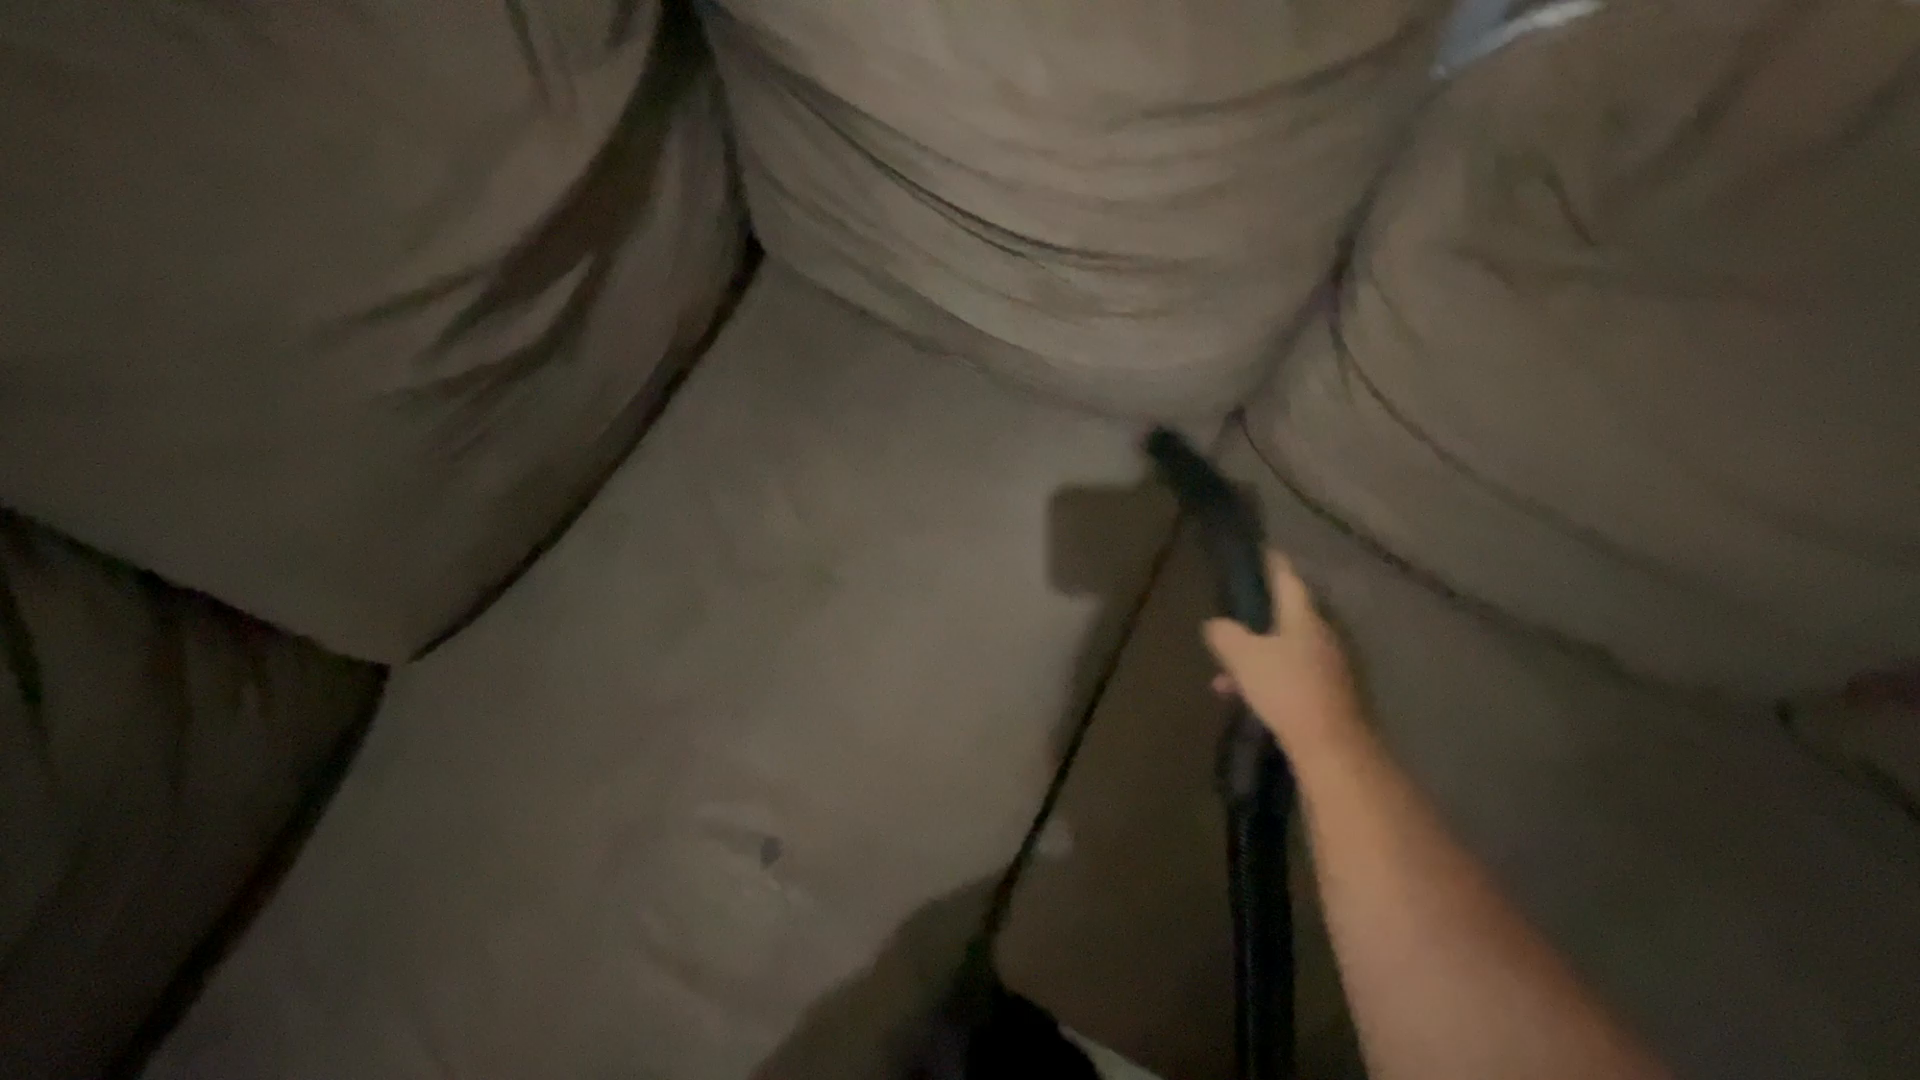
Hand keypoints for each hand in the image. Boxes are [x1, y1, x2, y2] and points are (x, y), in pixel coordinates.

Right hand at [1202, 549, 1363, 753]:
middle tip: (1231, 623)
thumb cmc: (1286, 689)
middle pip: (1287, 618)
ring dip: (1258, 658)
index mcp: (1304, 617)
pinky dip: (1270, 680)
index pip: (1287, 579)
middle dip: (1256, 621)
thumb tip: (1215, 623)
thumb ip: (1226, 635)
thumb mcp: (1243, 658)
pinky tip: (1247, 700)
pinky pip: (1294, 676)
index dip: (1272, 564)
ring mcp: (1332, 665)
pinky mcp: (1333, 694)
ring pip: (1287, 651)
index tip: (1262, 552)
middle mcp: (1323, 635)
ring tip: (1225, 679)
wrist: (1333, 746)